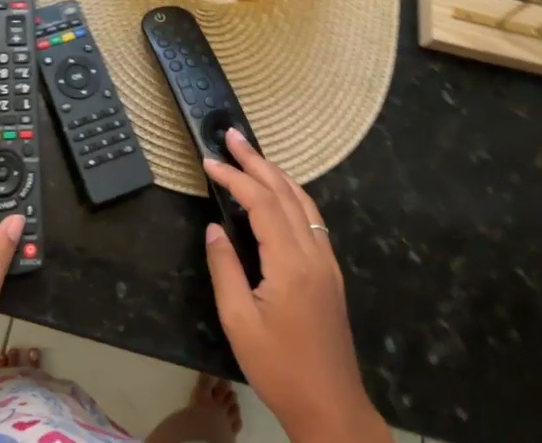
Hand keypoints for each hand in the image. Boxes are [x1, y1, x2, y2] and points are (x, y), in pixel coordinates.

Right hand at [204, 129, 391, 442]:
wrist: (331, 405)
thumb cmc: (279, 367)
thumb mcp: (238, 322)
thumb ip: (225, 269)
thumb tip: (214, 229)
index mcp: (290, 263)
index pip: (261, 203)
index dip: (235, 177)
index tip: (209, 161)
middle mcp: (314, 253)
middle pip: (286, 193)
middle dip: (257, 161)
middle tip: (232, 136)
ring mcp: (327, 262)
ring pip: (304, 204)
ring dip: (278, 175)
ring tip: (253, 155)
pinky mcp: (331, 274)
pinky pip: (313, 220)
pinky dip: (292, 196)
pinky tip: (280, 195)